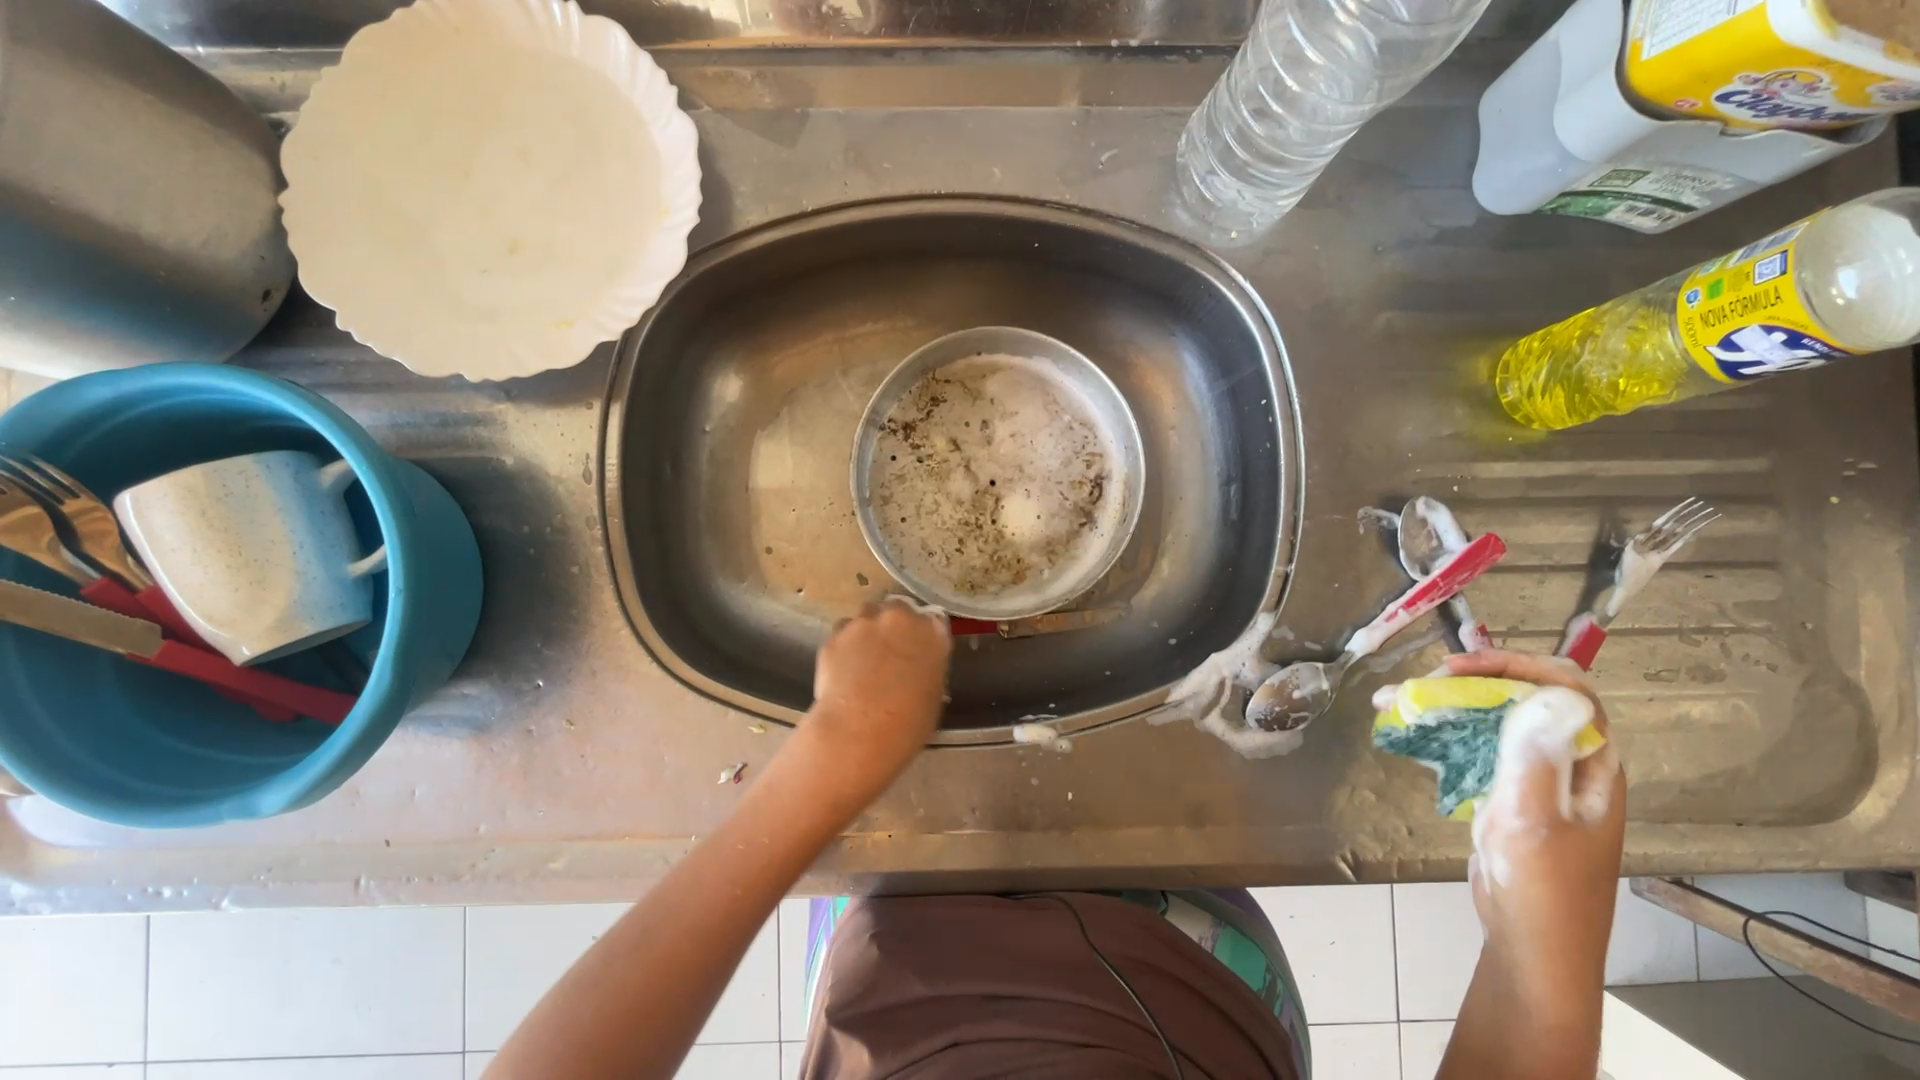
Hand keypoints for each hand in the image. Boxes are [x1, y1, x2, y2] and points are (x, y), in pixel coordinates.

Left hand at [799, 599, 951, 805]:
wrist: (860, 730)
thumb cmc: (908, 722)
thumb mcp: (933, 694)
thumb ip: (927, 667)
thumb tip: (916, 667)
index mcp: (931, 632)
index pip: (933, 620)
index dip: (923, 634)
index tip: (918, 648)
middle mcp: (898, 618)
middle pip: (897, 609)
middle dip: (893, 625)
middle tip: (889, 652)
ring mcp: (863, 623)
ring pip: (865, 616)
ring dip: (867, 631)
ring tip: (862, 660)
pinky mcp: (834, 636)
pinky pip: (842, 634)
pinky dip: (844, 647)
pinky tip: (843, 671)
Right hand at [1442, 650, 1625, 1006]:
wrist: (1531, 949)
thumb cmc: (1542, 889)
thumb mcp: (1536, 820)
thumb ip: (1538, 756)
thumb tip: (1547, 692)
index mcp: (1591, 764)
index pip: (1566, 689)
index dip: (1515, 665)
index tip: (1459, 667)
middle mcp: (1568, 763)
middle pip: (1524, 699)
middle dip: (1472, 682)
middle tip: (1421, 684)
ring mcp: (1537, 781)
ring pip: (1496, 723)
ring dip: (1450, 706)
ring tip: (1400, 700)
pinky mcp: (1509, 798)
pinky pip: (1479, 750)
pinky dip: (1445, 735)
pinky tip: (1410, 732)